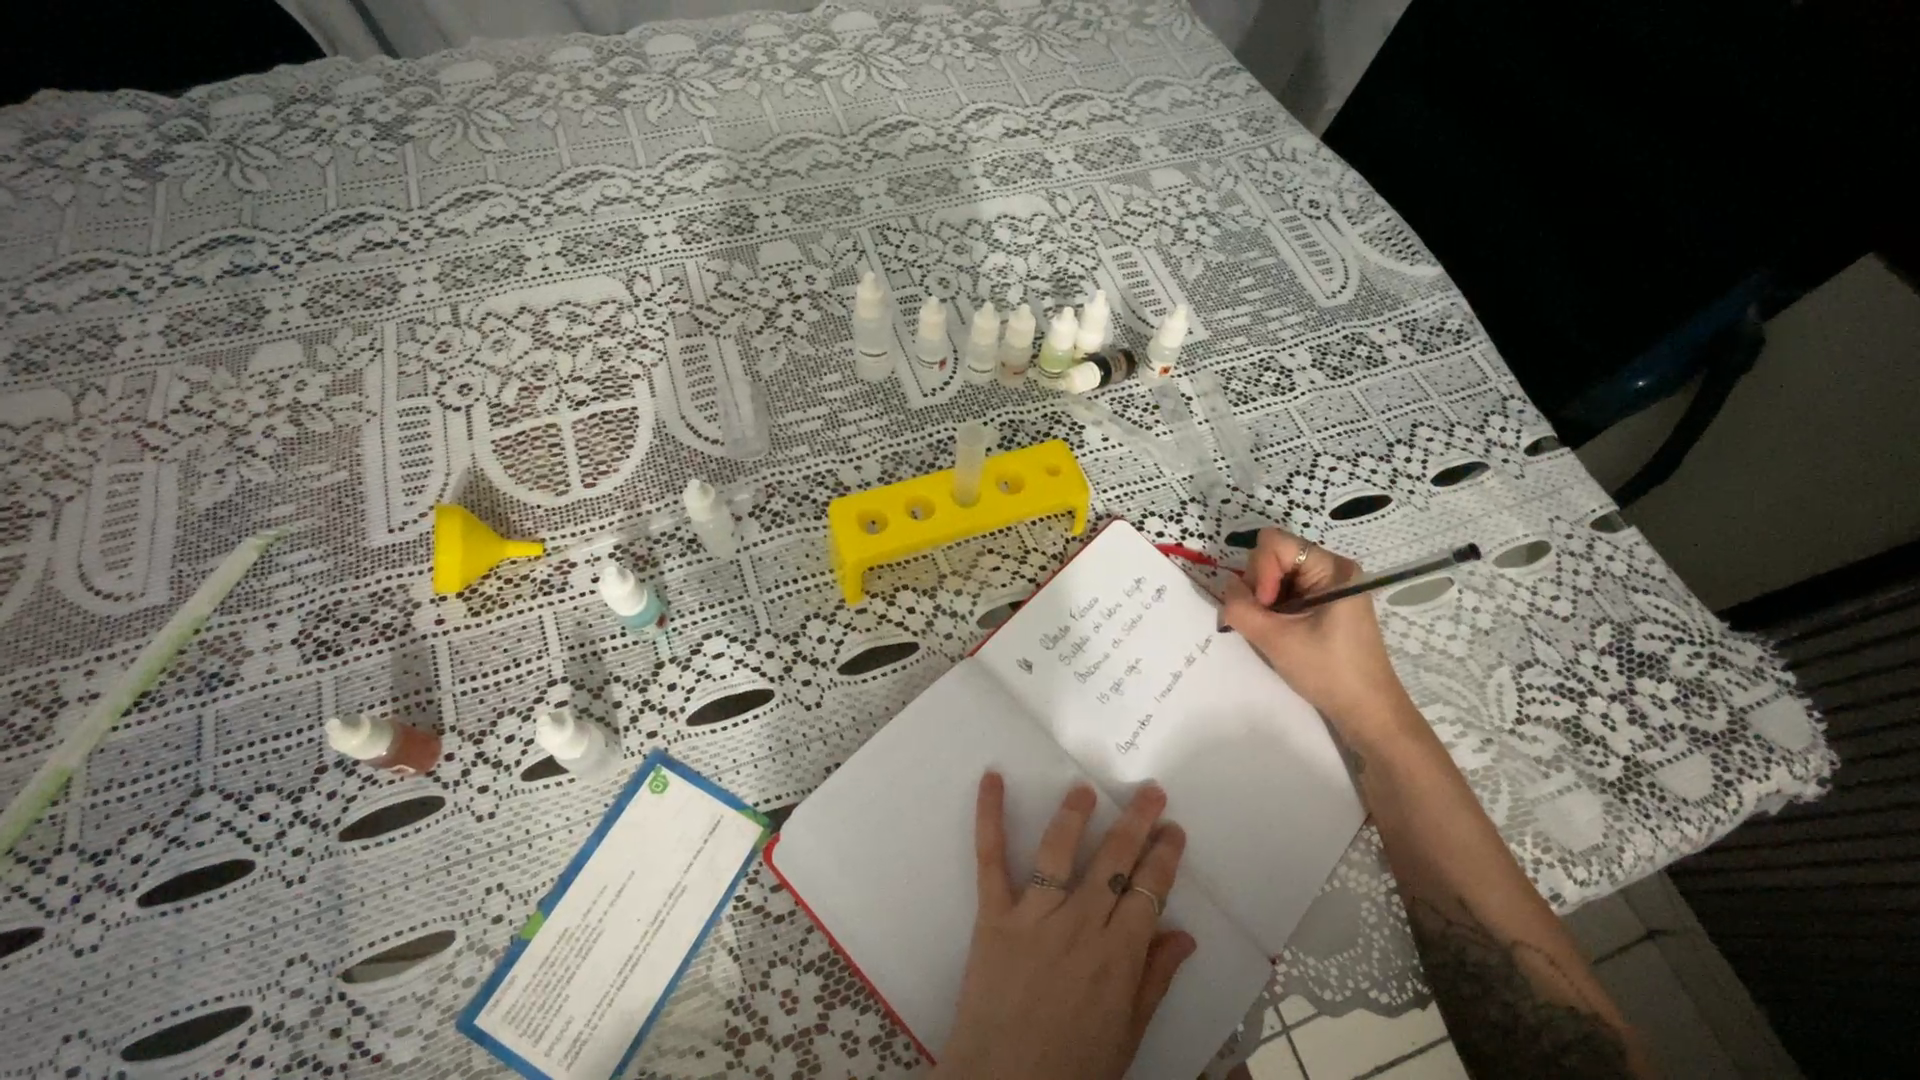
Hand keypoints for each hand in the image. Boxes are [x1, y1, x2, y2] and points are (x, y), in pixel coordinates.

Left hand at [933, 773, 1195, 1079]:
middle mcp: (1081, 924)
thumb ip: (1154, 979)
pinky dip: (990, 816)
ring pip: (1059, 851)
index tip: (1173, 830)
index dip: (1165, 857)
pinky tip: (993, 780)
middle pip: (1115, 861)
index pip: (1150, 890)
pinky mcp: (994, 916)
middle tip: (1150, 793)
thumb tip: (1184, 935)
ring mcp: (1034, 916)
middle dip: (1137, 823)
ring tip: (1086, 790)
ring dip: (1075, 814)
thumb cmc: (1071, 1066)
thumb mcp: (1127, 1033)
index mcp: (1119, 955)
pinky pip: (991, 859)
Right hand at [1220, 528, 1416, 739]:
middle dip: (1260, 585)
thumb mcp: (1275, 639)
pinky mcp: (1325, 603)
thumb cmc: (1327, 671)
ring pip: (1277, 574)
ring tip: (1272, 629)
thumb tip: (1227, 587)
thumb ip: (1240, 607)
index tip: (1266, 606)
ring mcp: (1329, 586)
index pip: (1274, 543)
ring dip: (1264, 599)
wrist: (1367, 710)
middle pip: (1274, 555)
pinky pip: (1288, 590)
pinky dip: (1274, 607)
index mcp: (1331, 568)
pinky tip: (1279, 631)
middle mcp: (1332, 569)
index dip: (1260, 571)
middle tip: (1266, 620)